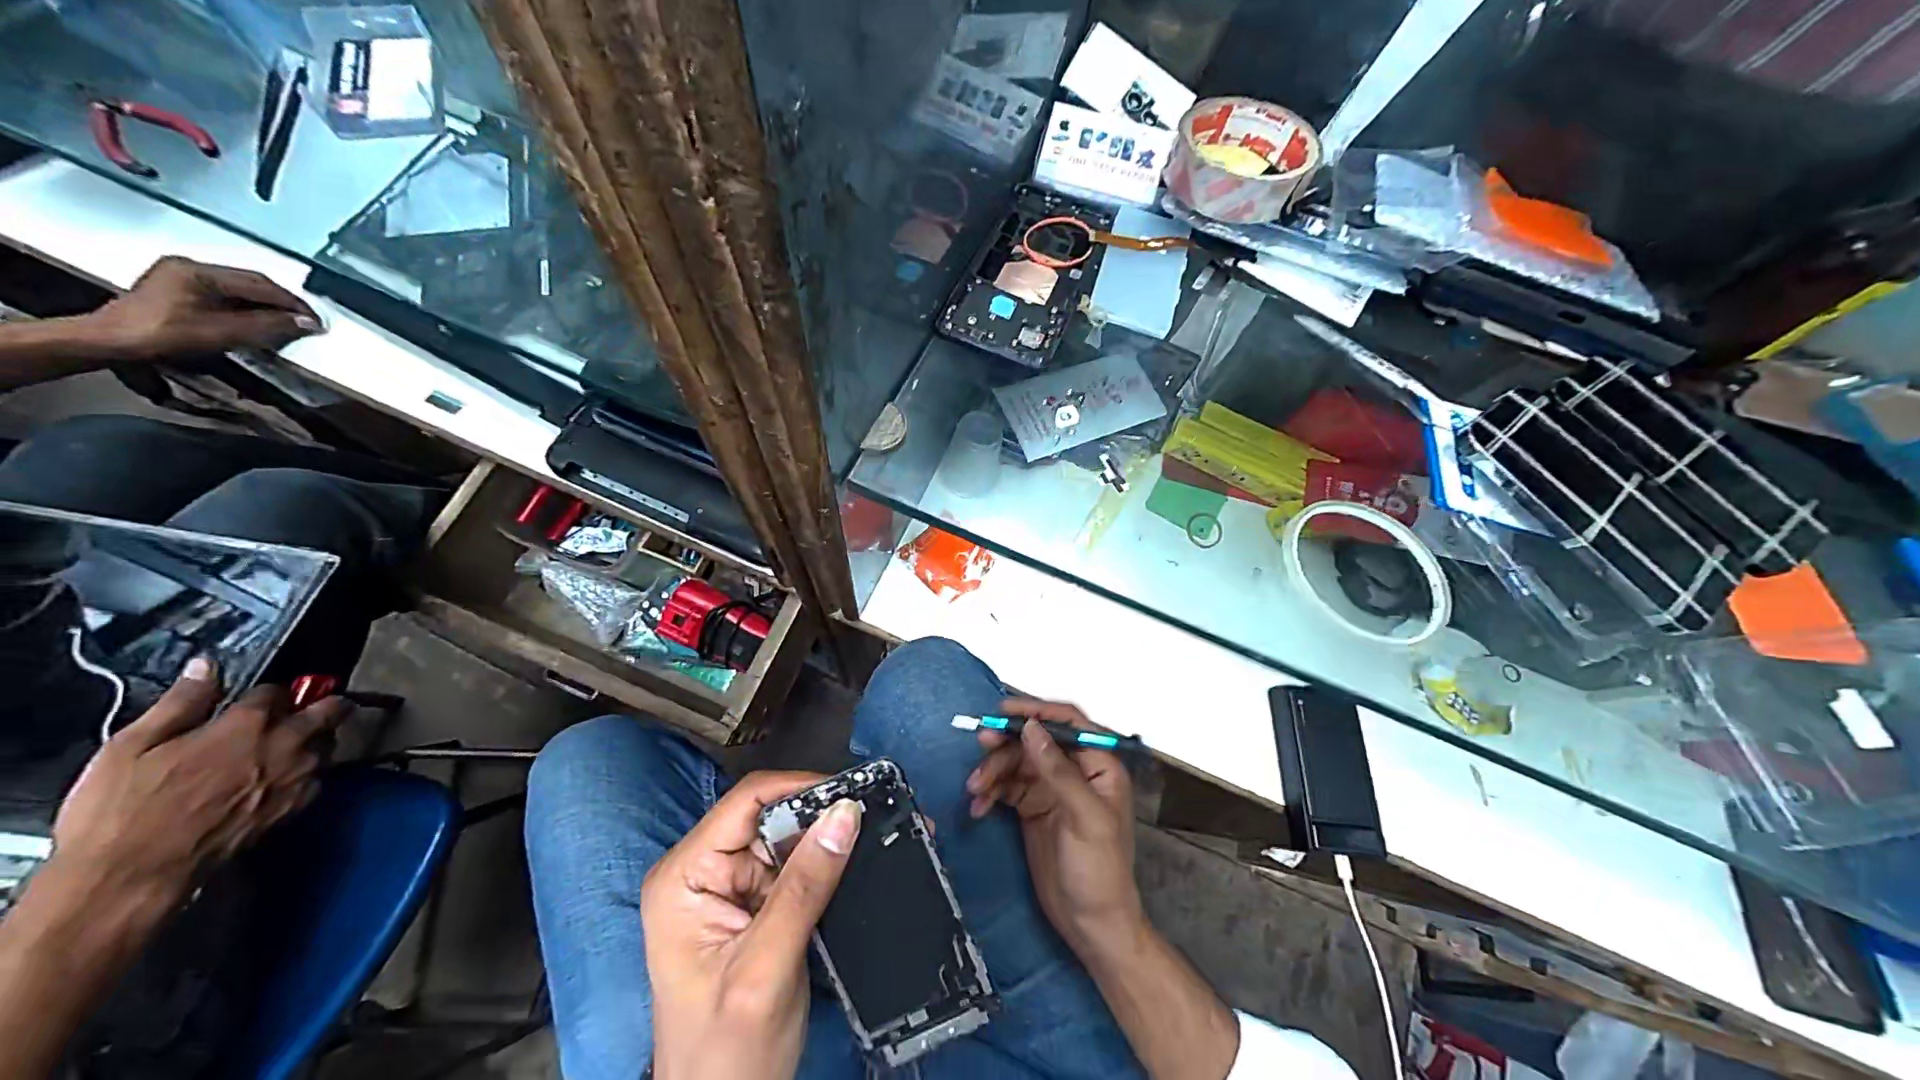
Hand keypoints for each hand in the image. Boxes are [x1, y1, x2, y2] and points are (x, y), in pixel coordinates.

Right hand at [53, 656, 348, 901]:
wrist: (133, 873)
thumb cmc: (122, 810)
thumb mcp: (132, 746)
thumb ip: (180, 702)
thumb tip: (206, 667)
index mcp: (249, 724)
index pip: (277, 691)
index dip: (265, 694)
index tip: (253, 701)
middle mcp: (287, 745)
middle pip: (329, 711)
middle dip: (324, 704)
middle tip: (306, 709)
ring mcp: (300, 776)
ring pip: (329, 743)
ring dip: (317, 739)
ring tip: (291, 745)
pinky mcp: (299, 805)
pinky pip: (320, 776)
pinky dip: (310, 771)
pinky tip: (283, 777)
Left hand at [83, 256, 321, 361]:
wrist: (109, 341)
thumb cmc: (163, 336)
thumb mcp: (222, 332)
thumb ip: (267, 325)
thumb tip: (307, 323)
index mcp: (200, 271)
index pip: (261, 285)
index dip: (293, 304)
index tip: (316, 322)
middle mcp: (191, 265)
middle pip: (251, 281)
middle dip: (282, 302)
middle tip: (306, 323)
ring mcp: (181, 274)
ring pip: (239, 286)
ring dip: (265, 304)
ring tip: (286, 323)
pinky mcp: (176, 286)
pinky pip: (224, 291)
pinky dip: (246, 305)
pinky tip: (256, 319)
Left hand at [645, 772, 861, 1079]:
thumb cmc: (725, 1054)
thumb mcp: (766, 968)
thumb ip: (805, 887)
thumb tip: (844, 813)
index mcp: (684, 876)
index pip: (746, 802)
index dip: (801, 787)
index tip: (855, 792)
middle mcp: (704, 870)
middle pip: (771, 815)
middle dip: (823, 814)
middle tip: (879, 812)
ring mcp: (730, 887)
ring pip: (790, 838)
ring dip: (831, 837)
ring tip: (881, 832)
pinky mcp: (756, 904)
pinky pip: (798, 867)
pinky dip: (830, 864)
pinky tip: (861, 861)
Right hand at [966, 698, 1142, 951]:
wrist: (1091, 924)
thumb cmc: (1101, 873)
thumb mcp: (1085, 818)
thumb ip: (1059, 771)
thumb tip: (1033, 730)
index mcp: (1099, 766)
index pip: (1068, 723)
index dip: (1038, 711)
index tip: (1005, 710)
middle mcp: (1075, 771)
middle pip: (1034, 740)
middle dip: (1006, 742)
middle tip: (981, 742)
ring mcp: (1051, 789)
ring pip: (1015, 762)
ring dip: (992, 770)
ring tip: (975, 788)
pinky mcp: (1032, 807)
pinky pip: (1006, 787)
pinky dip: (990, 792)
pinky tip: (979, 806)